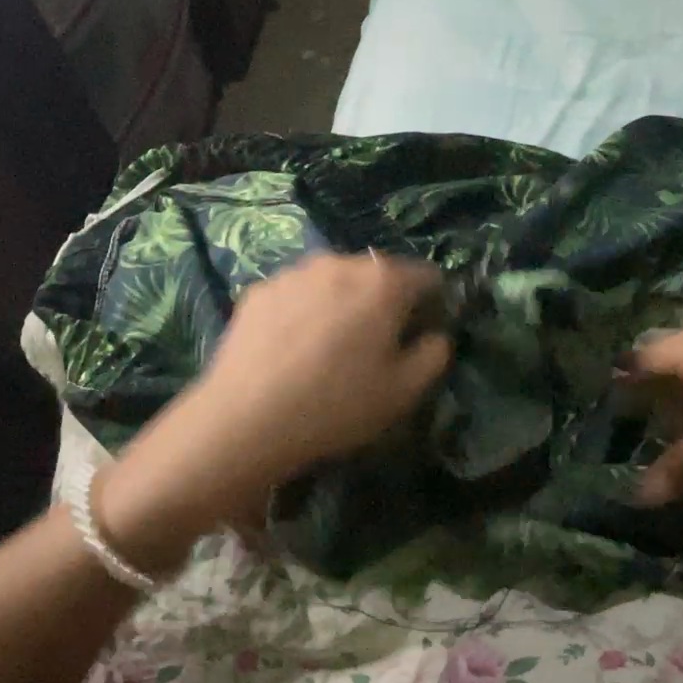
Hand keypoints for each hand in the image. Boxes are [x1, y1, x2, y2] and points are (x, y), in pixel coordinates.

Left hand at [98, 252, 451, 543]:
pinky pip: (297, 294)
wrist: (245, 419)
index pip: (425, 276)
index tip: (422, 332)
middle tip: (376, 343)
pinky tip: (293, 349)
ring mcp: (294, 273)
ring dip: (342, 302)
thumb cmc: (336, 405)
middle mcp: (339, 263)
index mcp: (383, 282)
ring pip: (333, 280)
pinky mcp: (258, 290)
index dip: (431, 303)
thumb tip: (436, 335)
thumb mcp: (403, 392)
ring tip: (330, 346)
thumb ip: (433, 355)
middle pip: (376, 273)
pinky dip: (304, 311)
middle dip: (384, 300)